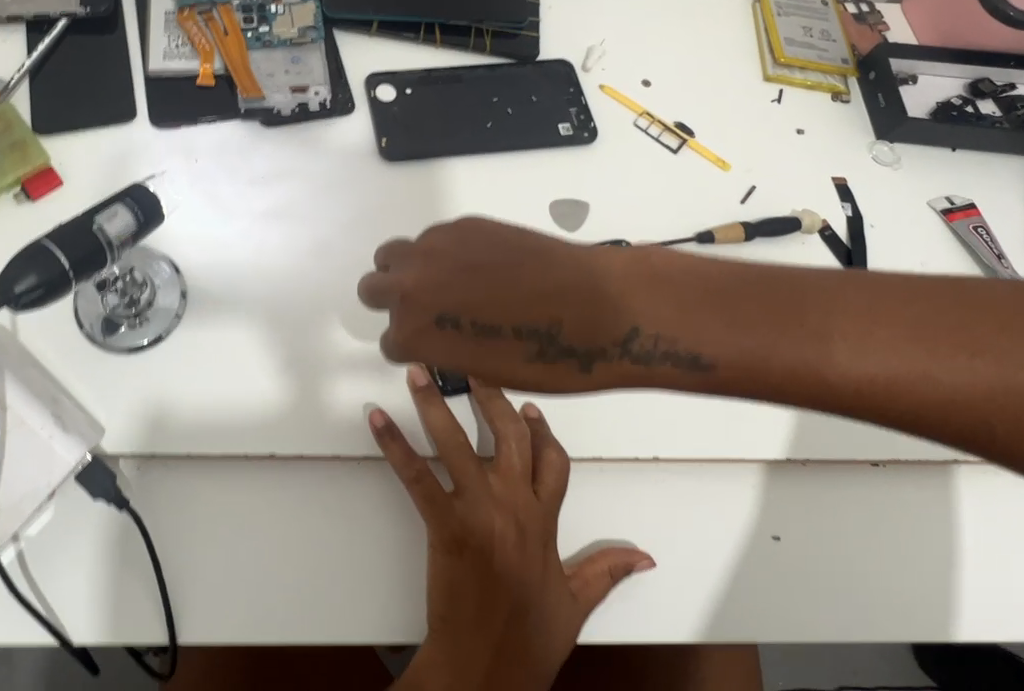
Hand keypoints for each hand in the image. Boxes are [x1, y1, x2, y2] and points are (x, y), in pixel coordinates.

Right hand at [359, 217, 712, 392]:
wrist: (594, 307)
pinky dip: (445, 252)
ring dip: (409, 268)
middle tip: (427, 308)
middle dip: (392, 299)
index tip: (432, 343)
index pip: (389, 340)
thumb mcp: (481, 369)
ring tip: (448, 282)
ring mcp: (434, 249)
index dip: (411, 344)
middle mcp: (411, 286)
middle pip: (372, 287)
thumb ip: (444, 348)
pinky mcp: (462, 225)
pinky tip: (482, 265)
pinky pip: (434, 239)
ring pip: (395, 254)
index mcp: (413, 333)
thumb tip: (441, 333)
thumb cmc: (544, 356)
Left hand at [372, 367, 652, 690]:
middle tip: (469, 364)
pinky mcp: (445, 525)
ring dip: (435, 404)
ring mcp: (481, 512)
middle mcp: (516, 506)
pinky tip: (377, 419)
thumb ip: (607, 570)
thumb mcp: (576, 602)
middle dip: (490, 397)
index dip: (542, 431)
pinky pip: (418, 477)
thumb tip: (646, 555)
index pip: (553, 461)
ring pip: (459, 445)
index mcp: (546, 522)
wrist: (488, 669)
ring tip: (417, 371)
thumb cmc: (529, 638)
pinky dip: (394, 446)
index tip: (530, 405)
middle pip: (509, 438)